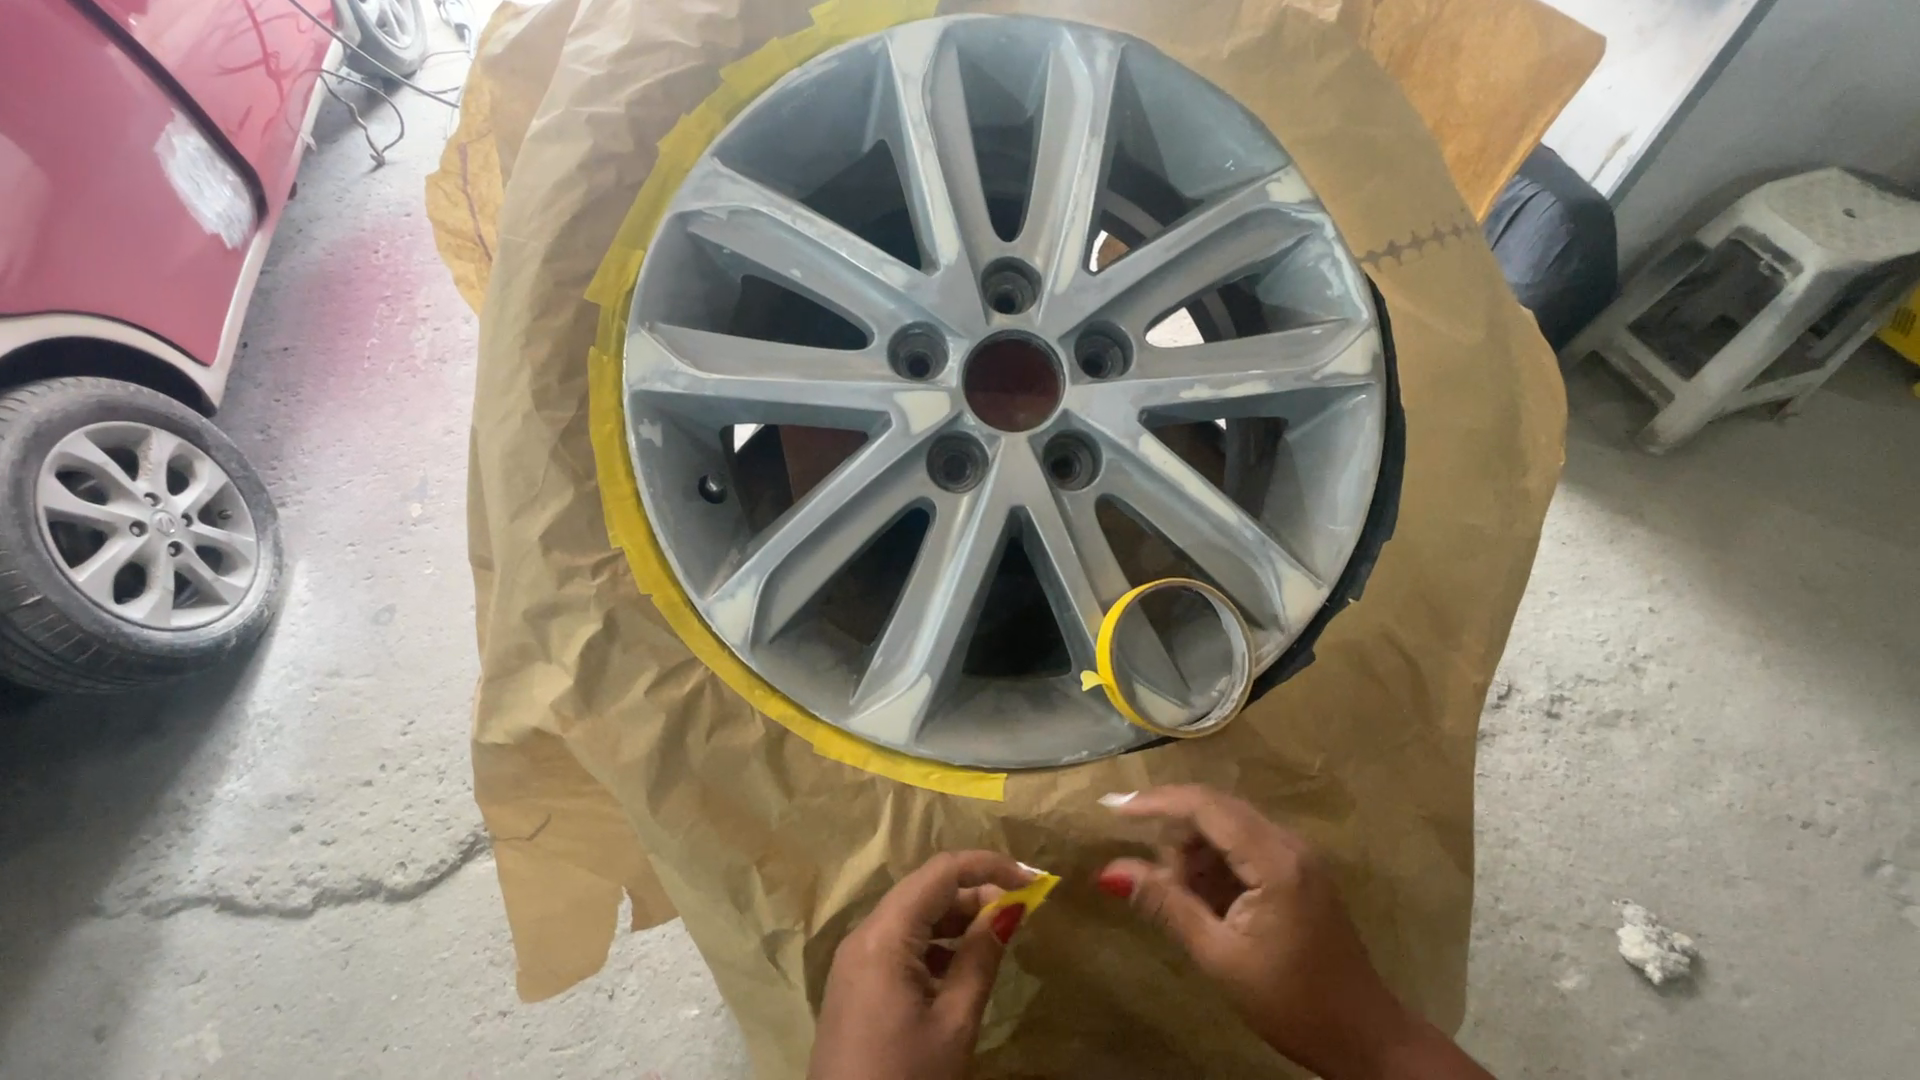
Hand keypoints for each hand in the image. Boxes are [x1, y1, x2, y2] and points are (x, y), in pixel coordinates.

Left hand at [808, 851, 1032, 1079]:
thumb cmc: (906, 1079)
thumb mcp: (954, 1022)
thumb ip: (981, 957)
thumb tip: (1008, 909)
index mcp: (884, 935)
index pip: (941, 871)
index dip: (988, 866)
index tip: (1031, 880)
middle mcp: (864, 934)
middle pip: (925, 889)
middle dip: (975, 891)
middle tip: (1021, 911)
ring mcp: (856, 958)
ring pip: (913, 914)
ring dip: (957, 917)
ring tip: (998, 936)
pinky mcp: (856, 981)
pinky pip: (900, 942)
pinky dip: (935, 942)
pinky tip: (963, 967)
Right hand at [1097, 786, 1492, 1079]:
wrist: (1366, 1040)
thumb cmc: (1292, 1003)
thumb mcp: (1219, 956)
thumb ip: (1165, 905)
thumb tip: (1109, 872)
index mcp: (1275, 860)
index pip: (1206, 806)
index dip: (1156, 802)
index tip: (1113, 809)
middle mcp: (1289, 843)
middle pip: (1215, 810)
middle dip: (1175, 837)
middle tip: (1153, 880)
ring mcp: (1297, 855)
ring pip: (1227, 827)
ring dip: (1195, 854)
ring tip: (1184, 902)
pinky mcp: (1298, 870)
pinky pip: (1243, 846)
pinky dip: (1216, 866)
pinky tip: (1208, 904)